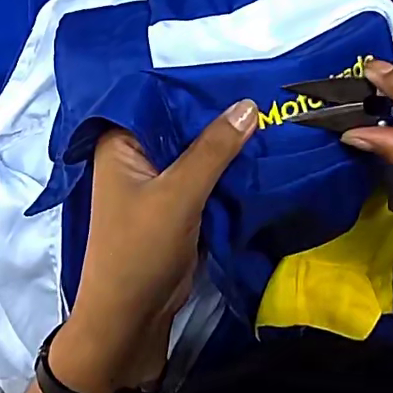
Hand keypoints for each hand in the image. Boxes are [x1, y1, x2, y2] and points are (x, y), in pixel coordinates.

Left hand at [51, 102, 257, 392]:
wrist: (131, 320)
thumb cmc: (139, 251)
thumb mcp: (177, 195)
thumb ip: (213, 150)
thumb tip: (248, 104)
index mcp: (120, 142)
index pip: (157, 98)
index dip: (195, 86)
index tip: (238, 72)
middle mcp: (136, 155)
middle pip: (181, 124)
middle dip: (218, 115)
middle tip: (266, 92)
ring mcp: (157, 180)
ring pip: (196, 150)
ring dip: (227, 142)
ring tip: (272, 115)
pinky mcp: (177, 203)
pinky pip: (205, 175)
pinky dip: (228, 168)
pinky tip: (260, 152)